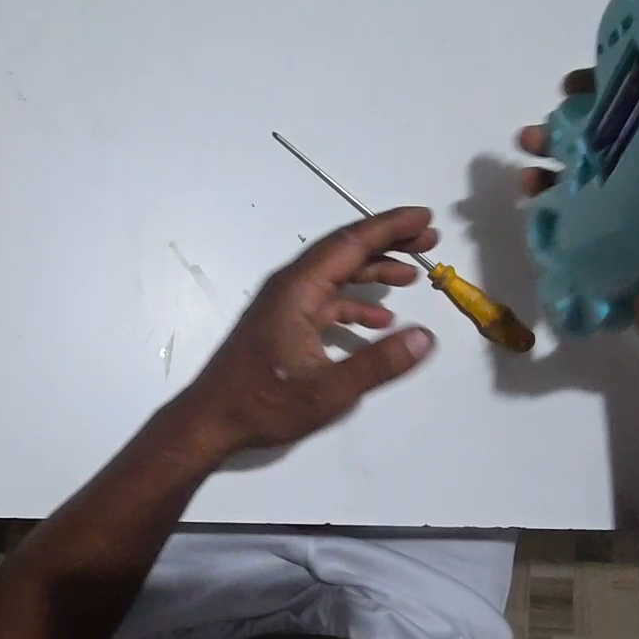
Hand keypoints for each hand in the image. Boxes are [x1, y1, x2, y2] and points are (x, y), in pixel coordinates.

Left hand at [171, 208, 439, 456]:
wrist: (210, 420)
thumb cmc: (263, 404)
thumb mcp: (328, 391)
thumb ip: (378, 364)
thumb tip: (425, 337)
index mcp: (298, 290)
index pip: (350, 243)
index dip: (390, 227)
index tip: (425, 218)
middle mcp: (289, 287)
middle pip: (344, 251)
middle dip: (387, 242)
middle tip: (428, 240)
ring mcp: (283, 305)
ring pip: (334, 276)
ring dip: (371, 271)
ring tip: (411, 276)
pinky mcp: (281, 324)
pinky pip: (324, 301)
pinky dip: (353, 303)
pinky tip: (378, 320)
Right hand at [517, 69, 638, 377]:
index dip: (627, 86)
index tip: (584, 84)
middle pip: (611, 134)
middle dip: (571, 125)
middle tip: (535, 133)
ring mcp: (624, 204)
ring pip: (584, 165)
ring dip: (551, 159)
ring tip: (525, 169)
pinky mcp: (602, 232)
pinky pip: (569, 205)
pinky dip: (545, 197)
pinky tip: (528, 200)